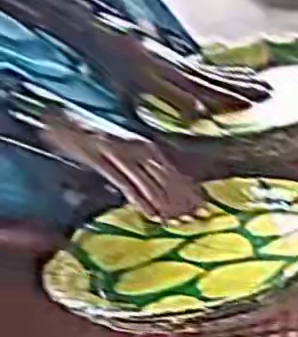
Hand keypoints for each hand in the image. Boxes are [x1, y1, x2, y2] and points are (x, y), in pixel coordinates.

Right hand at [41, 105, 202, 219]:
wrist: (52, 114)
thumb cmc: (95, 137)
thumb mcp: (130, 151)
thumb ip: (152, 170)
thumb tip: (177, 196)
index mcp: (150, 148)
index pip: (179, 177)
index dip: (193, 197)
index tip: (206, 212)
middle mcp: (137, 149)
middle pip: (168, 183)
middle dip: (182, 205)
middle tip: (191, 222)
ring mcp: (116, 151)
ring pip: (150, 186)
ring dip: (164, 208)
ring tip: (173, 222)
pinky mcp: (95, 156)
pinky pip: (124, 183)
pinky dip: (140, 202)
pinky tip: (151, 215)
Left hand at [104, 31, 270, 114]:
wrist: (98, 35)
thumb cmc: (111, 71)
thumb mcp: (120, 93)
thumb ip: (141, 116)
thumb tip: (159, 140)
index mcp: (152, 82)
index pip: (179, 98)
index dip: (194, 108)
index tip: (208, 118)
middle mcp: (169, 72)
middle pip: (205, 86)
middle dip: (228, 95)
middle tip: (252, 105)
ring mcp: (180, 65)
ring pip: (216, 76)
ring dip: (243, 84)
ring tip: (267, 90)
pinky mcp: (188, 61)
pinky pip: (217, 70)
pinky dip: (238, 74)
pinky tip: (255, 77)